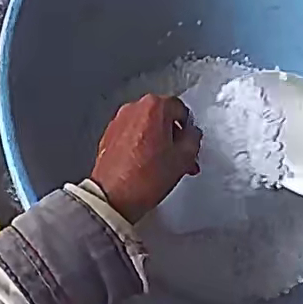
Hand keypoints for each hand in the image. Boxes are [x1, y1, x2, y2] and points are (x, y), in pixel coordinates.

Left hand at [90, 94, 201, 222]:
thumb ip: (193, 138)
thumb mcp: (183, 158)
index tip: (189, 141)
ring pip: (146, 127)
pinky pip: (131, 136)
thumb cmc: (144, 178)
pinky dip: (141, 146)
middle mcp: (133, 109)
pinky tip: (147, 166)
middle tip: (180, 155)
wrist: (113, 196)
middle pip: (162, 116)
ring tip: (164, 165)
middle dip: (173, 135)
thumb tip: (191, 134)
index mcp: (153, 107)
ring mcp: (118, 122)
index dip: (188, 127)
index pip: (180, 108)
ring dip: (158, 142)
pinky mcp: (108, 136)